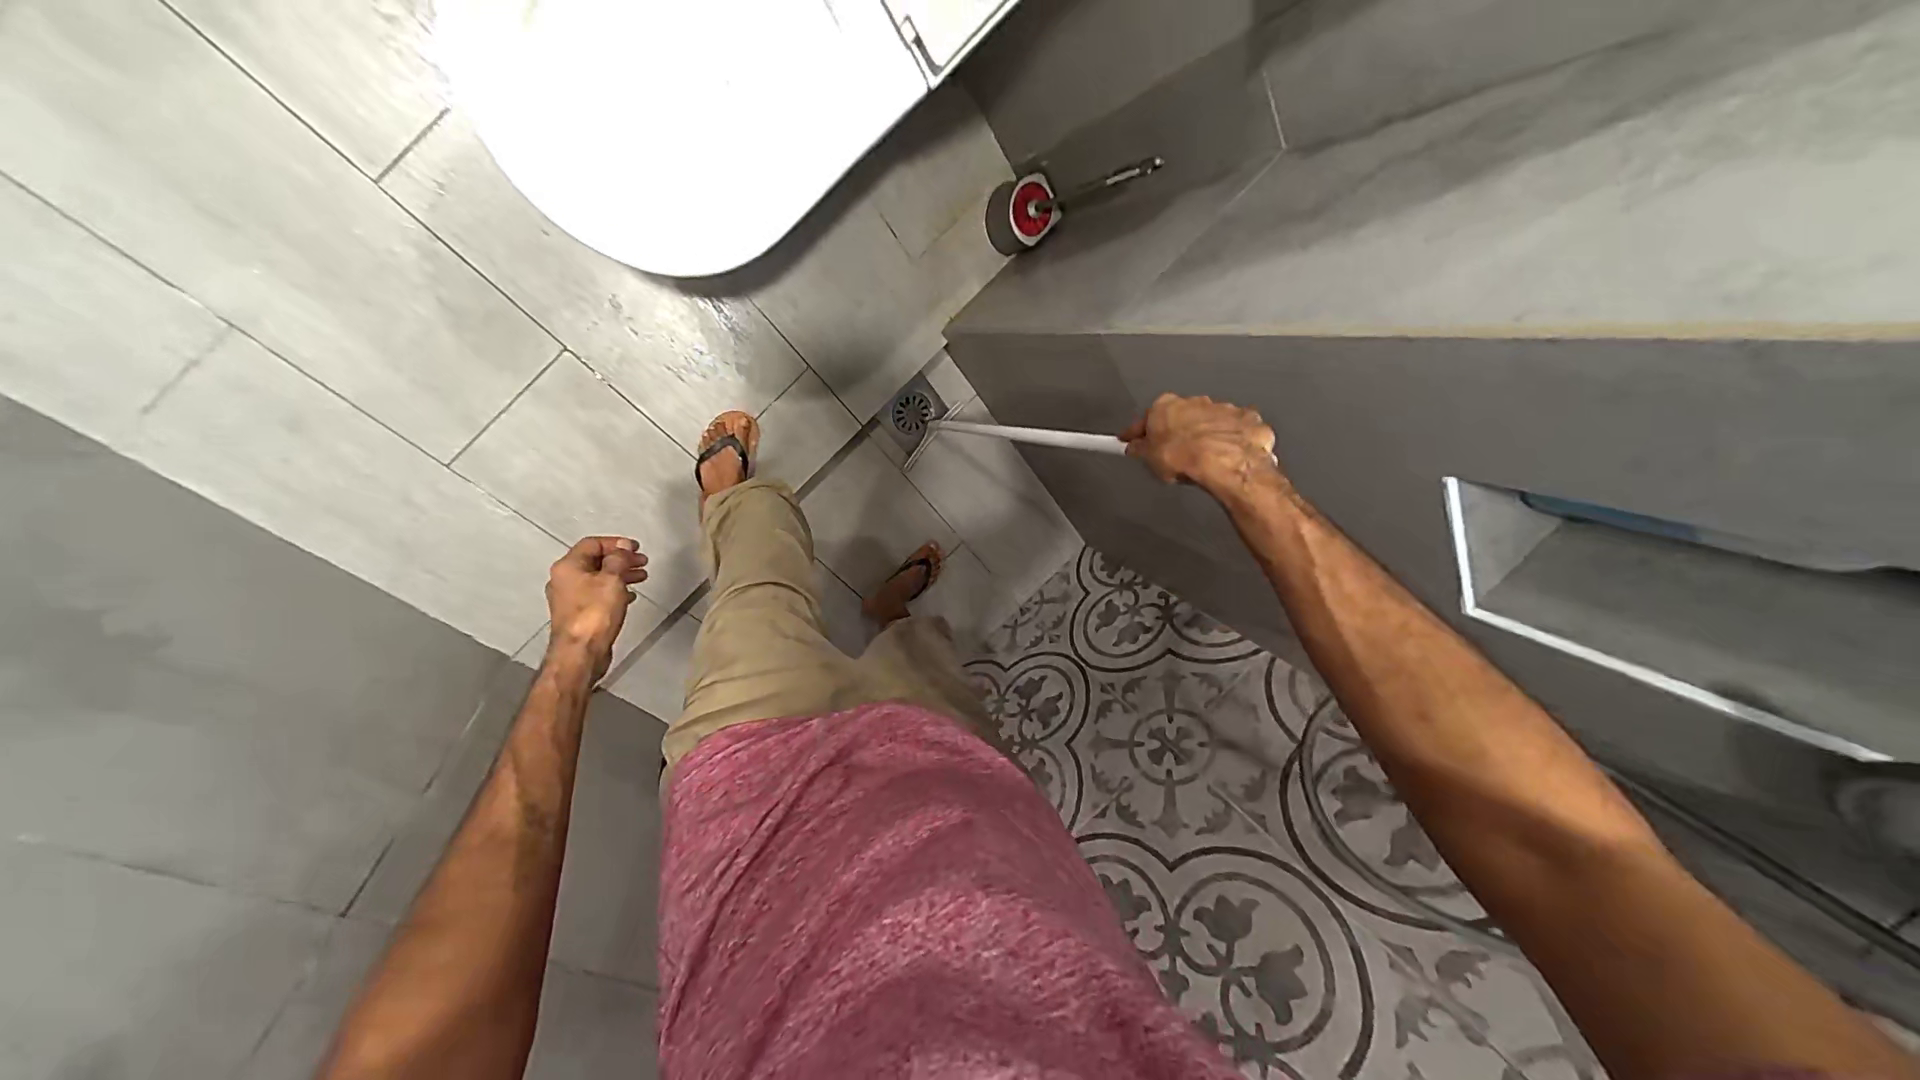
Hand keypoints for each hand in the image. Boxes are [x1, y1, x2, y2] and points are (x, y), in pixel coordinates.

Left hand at [545, 536, 647, 676]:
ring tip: (641, 577)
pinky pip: (597, 594)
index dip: (616, 543)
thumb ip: (618, 559)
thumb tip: (622, 548)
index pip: (592, 544)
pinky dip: (614, 590)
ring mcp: (568, 598)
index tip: (635, 548)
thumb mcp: (612, 579)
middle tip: (641, 561)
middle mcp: (564, 580)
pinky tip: (629, 595)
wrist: (580, 652)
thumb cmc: (595, 613)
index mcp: (568, 566)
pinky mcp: (577, 614)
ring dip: (620, 574)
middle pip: (595, 560)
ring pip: (597, 578)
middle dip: (620, 559)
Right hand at [1121, 393, 1281, 498]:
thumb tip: (1135, 447)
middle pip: (1181, 417)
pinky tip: (1227, 458)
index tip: (1132, 441)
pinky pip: (1236, 431)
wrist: (1224, 464)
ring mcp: (1224, 410)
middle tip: (1172, 455)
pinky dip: (1231, 442)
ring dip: (1205, 437)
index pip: (1146, 418)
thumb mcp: (1149, 459)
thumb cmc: (1183, 457)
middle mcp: (1195, 402)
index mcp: (1166, 406)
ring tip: (1202, 462)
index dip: (1138, 432)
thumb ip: (1140, 449)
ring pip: (1211, 422)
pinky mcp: (1247, 422)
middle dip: (1177, 432)